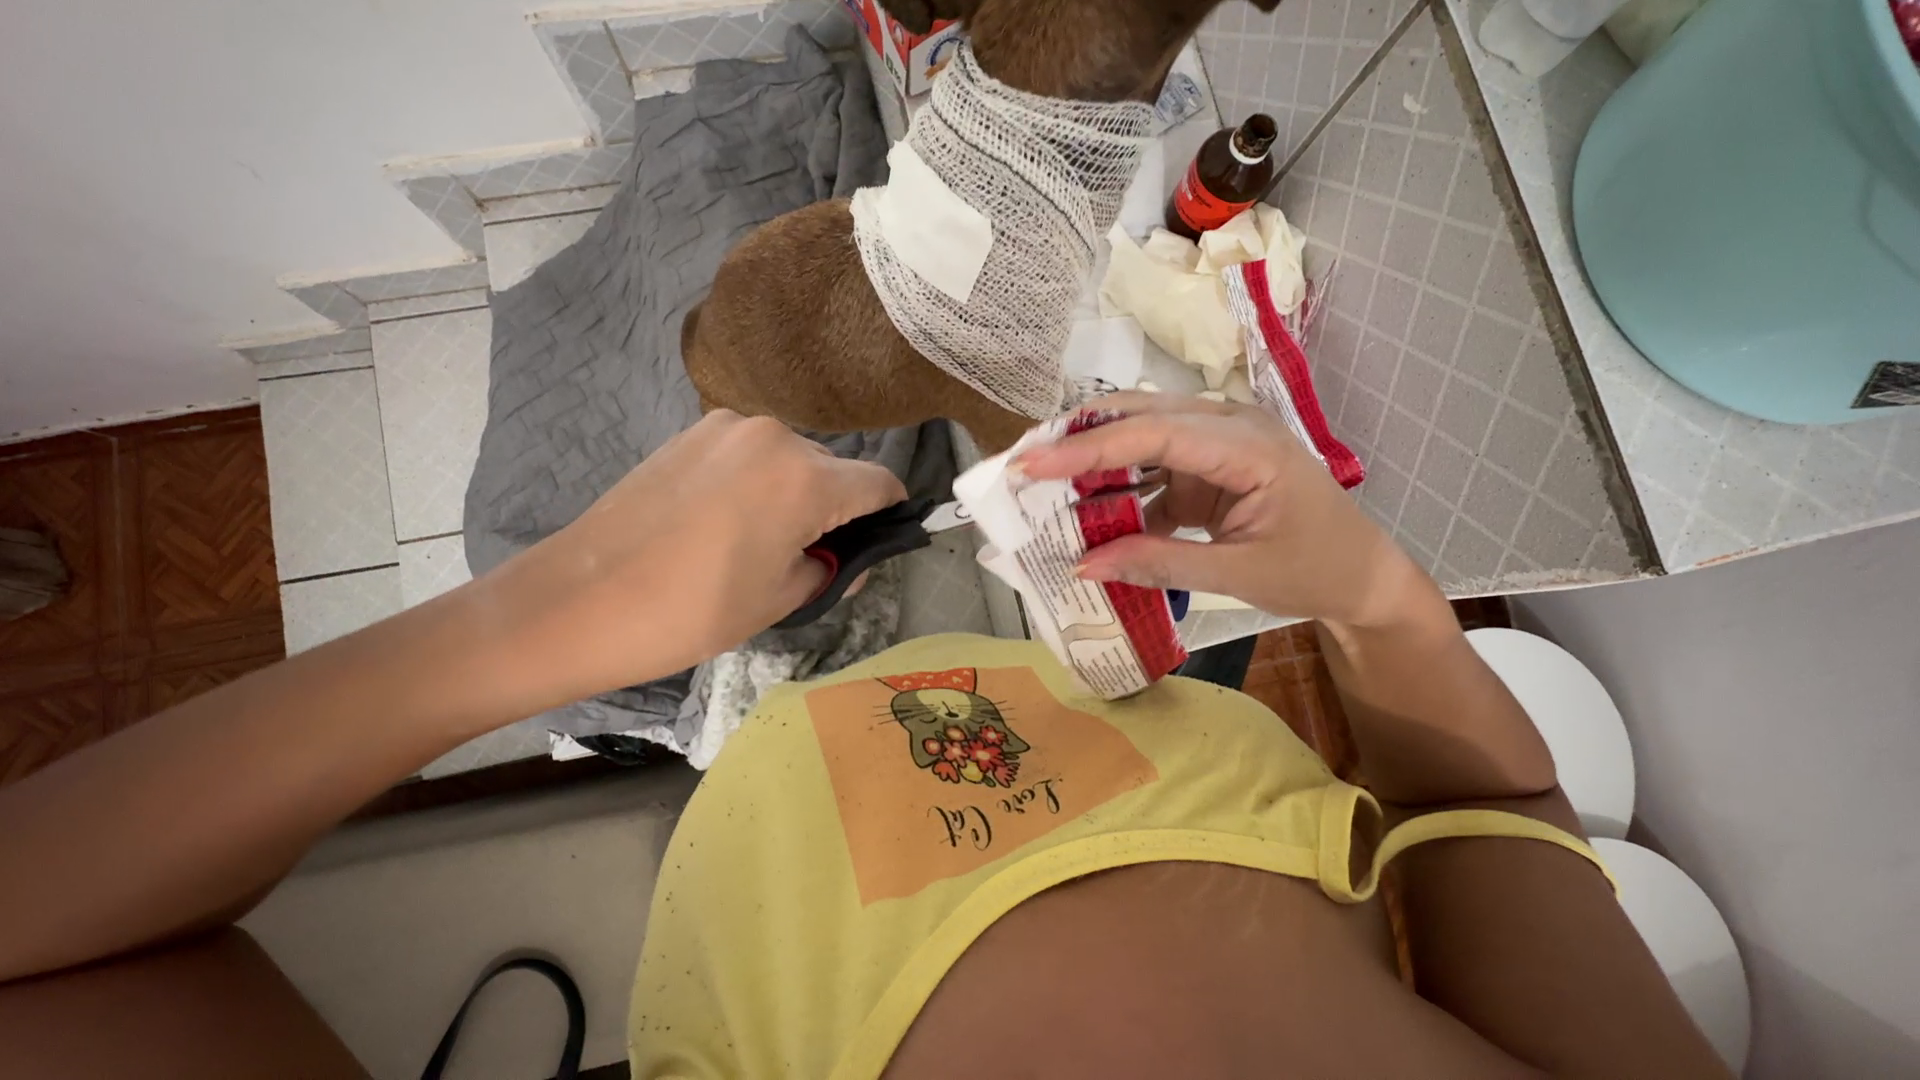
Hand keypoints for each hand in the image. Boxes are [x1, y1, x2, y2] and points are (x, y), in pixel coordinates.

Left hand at [472, 412, 906, 707]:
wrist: (576, 601)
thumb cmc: (691, 611)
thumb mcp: (780, 600)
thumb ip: (832, 569)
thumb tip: (849, 558)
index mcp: (805, 478)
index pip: (880, 484)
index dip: (890, 515)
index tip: (878, 544)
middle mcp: (773, 436)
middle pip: (833, 470)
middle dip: (835, 509)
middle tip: (808, 558)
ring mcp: (725, 428)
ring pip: (788, 461)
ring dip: (792, 495)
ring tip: (755, 543)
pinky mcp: (688, 435)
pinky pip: (747, 457)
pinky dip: (754, 484)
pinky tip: (719, 525)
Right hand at [1015, 393, 1435, 627]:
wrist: (1362, 577)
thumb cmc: (1316, 571)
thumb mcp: (1239, 574)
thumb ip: (1160, 564)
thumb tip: (1082, 564)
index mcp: (1247, 445)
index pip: (1154, 434)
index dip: (1087, 448)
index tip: (1030, 466)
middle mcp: (1229, 428)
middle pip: (1141, 416)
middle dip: (1079, 437)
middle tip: (1021, 463)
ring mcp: (1217, 446)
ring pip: (1142, 436)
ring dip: (1093, 458)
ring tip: (1041, 481)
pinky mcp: (1207, 469)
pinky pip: (1152, 469)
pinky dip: (1117, 489)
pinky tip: (1085, 510)